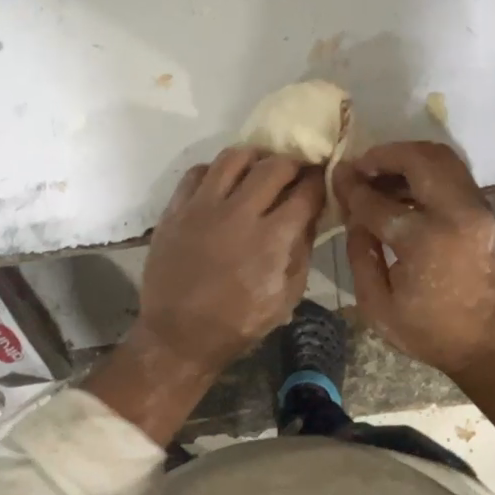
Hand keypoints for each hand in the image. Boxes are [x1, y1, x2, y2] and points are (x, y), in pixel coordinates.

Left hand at [131, 147, 326, 375]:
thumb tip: (309, 219)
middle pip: (274, 166)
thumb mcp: (283, 300)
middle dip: (292, 164)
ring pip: (233, 157)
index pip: (306, 192)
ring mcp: (201, 209)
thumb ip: (300, 254)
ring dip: (254, 157)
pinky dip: (215, 171)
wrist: (177, 337)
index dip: (319, 182)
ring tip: (258, 169)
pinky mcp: (174, 212)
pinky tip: (221, 184)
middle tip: (294, 173)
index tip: (321, 181)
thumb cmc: (236, 325)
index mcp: (271, 239)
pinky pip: (196, 173)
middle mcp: (238, 214)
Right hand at [334, 142, 494, 376]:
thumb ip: (362, 257)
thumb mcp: (378, 307)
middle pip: (420, 160)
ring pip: (443, 159)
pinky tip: (404, 189)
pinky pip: (453, 175)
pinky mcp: (485, 211)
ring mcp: (477, 209)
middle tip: (361, 166)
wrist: (491, 342)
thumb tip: (355, 220)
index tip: (337, 177)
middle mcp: (456, 213)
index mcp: (425, 240)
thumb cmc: (429, 332)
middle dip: (386, 156)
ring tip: (381, 174)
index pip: (379, 202)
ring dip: (409, 159)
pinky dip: (426, 172)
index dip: (353, 188)